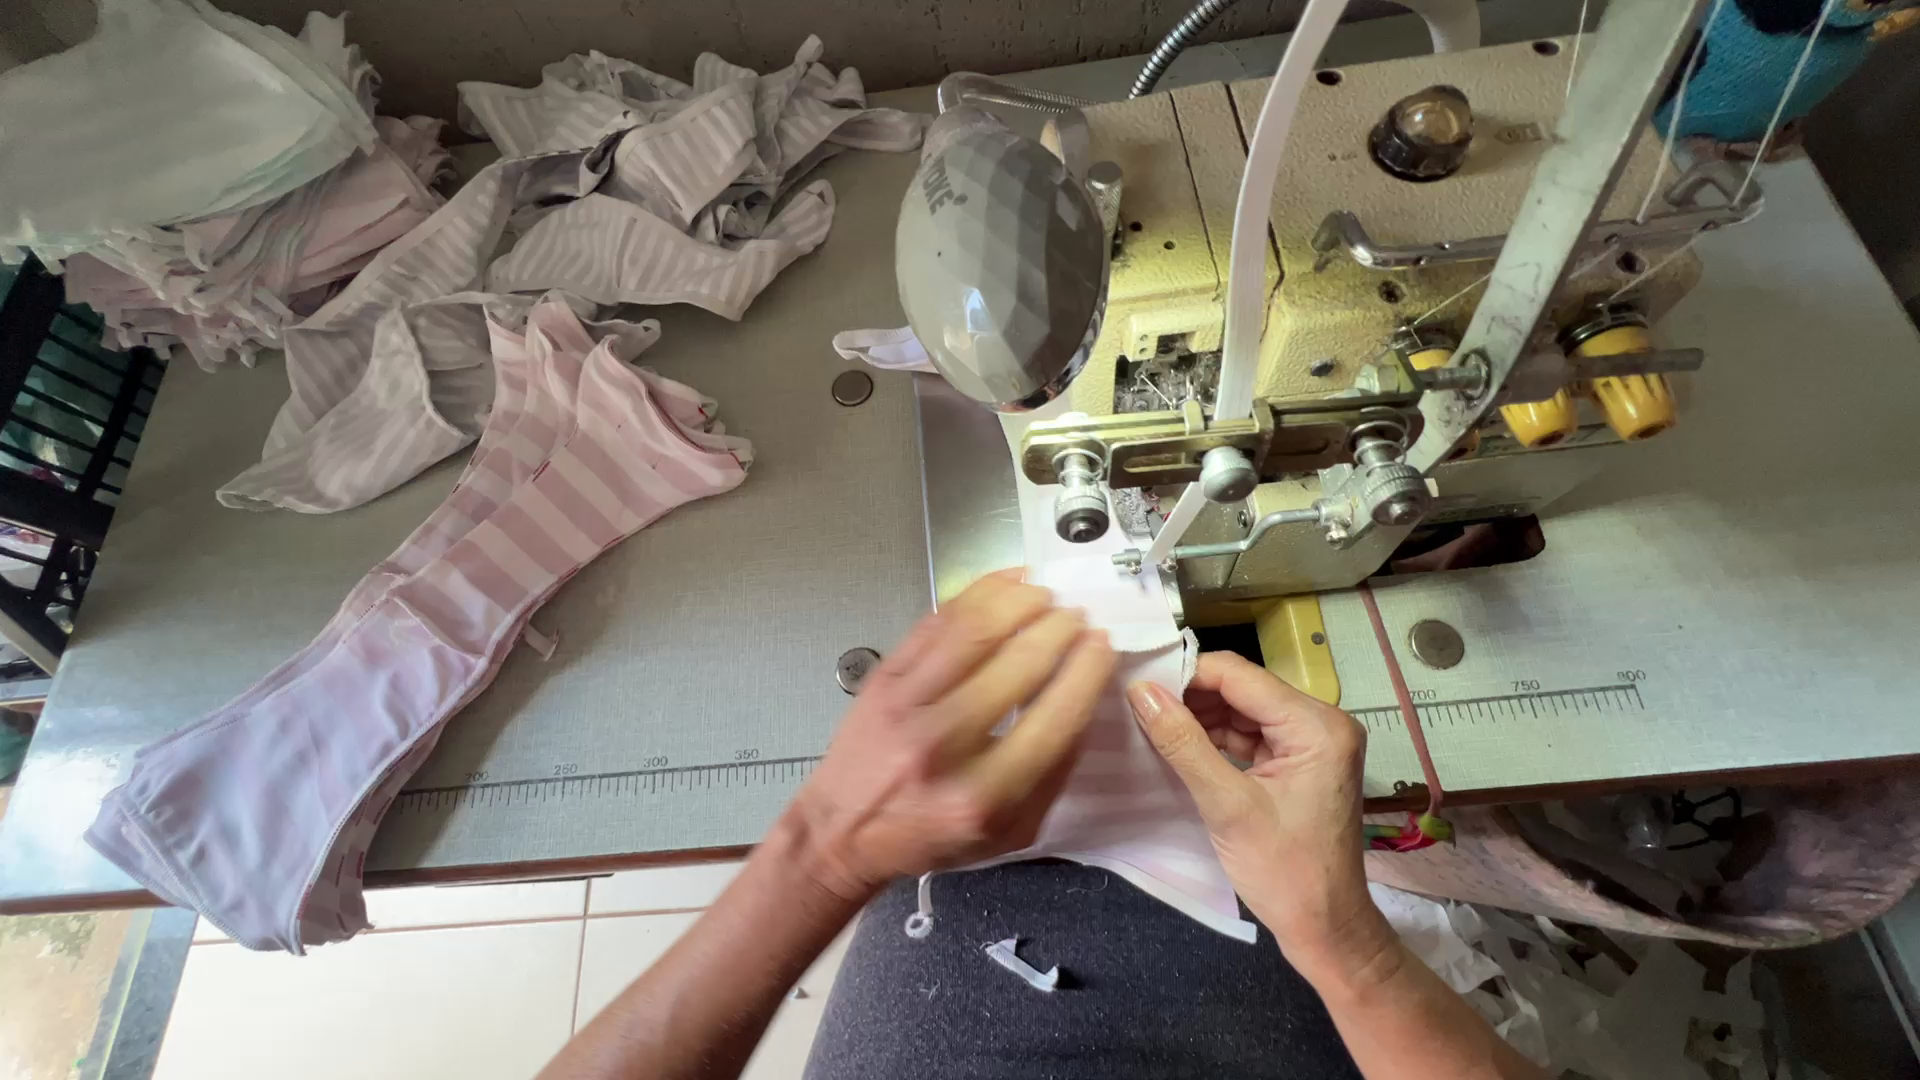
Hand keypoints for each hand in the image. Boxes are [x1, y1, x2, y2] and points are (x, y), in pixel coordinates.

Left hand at [787, 570, 1114, 902]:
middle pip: (1019, 665)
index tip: (1103, 644)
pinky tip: (1006, 582)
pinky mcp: (885, 675)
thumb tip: (1082, 699)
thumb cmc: (932, 836)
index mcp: (983, 795)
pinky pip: (938, 620)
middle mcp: (944, 743)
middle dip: (1060, 630)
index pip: (1053, 718)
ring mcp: (908, 703)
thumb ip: (1053, 774)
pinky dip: (978, 593)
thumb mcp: (1009, 832)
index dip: (1086, 673)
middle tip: (1078, 616)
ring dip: (1020, 601)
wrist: (842, 828)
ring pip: (976, 630)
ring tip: (1045, 592)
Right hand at [1127, 652, 1393, 984]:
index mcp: (1316, 725)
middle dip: (1191, 695)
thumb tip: (1140, 691)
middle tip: (1141, 705)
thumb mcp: (1226, 804)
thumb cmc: (1283, 871)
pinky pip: (1248, 732)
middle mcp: (1320, 721)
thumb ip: (1182, 742)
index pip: (1239, 675)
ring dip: (1199, 715)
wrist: (1326, 930)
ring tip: (1153, 722)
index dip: (1187, 675)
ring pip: (1241, 708)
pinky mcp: (1298, 759)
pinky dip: (1215, 736)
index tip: (1140, 684)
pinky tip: (1180, 741)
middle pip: (1241, 688)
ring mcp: (1310, 741)